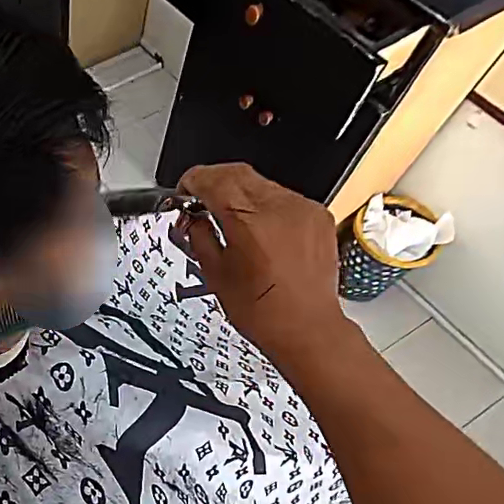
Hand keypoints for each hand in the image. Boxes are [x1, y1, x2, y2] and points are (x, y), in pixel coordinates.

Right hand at [174, 163, 350, 362]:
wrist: (307, 329)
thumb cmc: (266, 313)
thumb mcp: (216, 276)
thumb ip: (200, 238)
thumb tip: (193, 221)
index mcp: (248, 220)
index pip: (214, 179)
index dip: (193, 181)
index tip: (185, 192)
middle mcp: (279, 208)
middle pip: (238, 174)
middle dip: (216, 184)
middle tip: (203, 205)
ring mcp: (302, 210)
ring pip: (263, 184)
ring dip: (243, 195)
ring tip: (234, 224)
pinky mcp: (318, 217)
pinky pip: (286, 199)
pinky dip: (269, 208)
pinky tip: (262, 233)